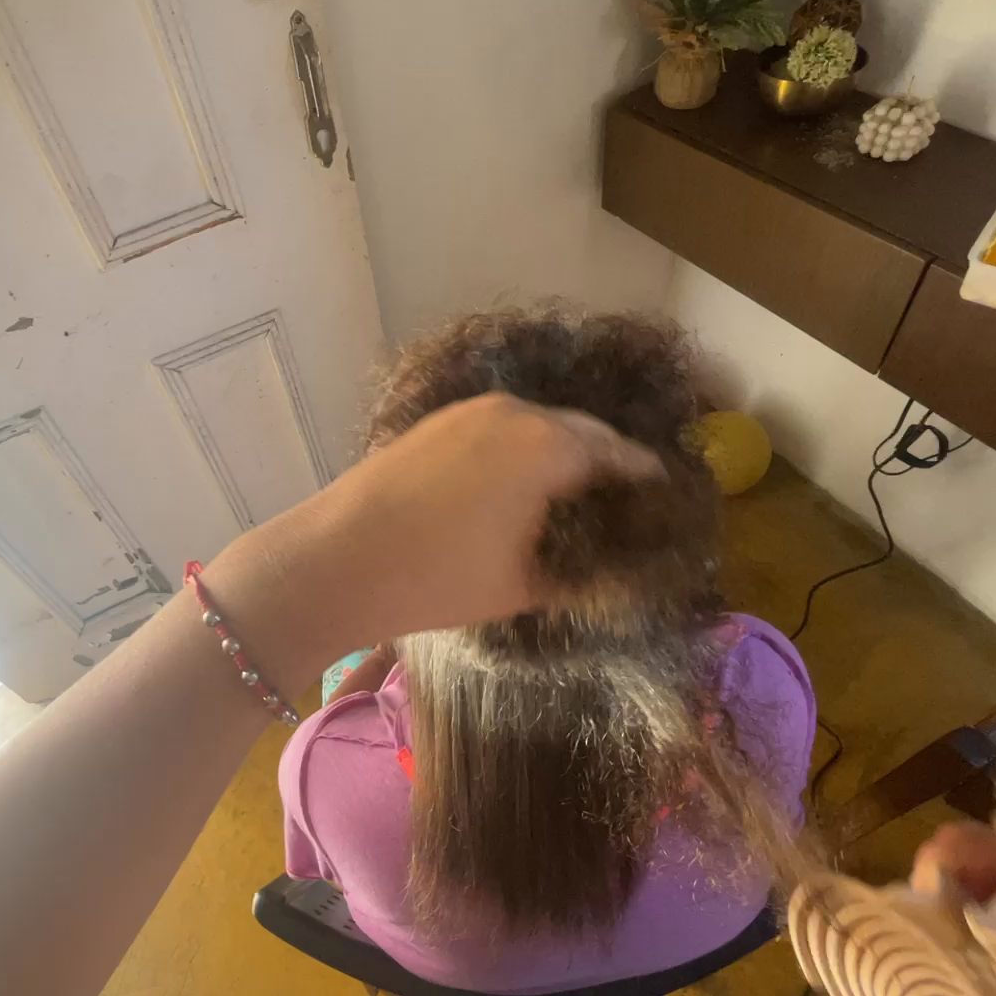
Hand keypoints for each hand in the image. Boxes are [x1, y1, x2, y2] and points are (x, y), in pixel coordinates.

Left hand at [204, 392, 663, 680]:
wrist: (335, 559)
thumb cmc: (437, 579)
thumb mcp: (524, 587)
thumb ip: (584, 574)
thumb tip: (619, 572)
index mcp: (552, 446)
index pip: (625, 458)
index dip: (648, 484)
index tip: (660, 508)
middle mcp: (519, 411)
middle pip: (585, 432)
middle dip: (607, 464)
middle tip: (616, 507)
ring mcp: (473, 409)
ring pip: (541, 424)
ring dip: (563, 453)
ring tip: (568, 497)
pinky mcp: (441, 419)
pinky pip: (503, 426)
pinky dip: (524, 448)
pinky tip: (518, 484)